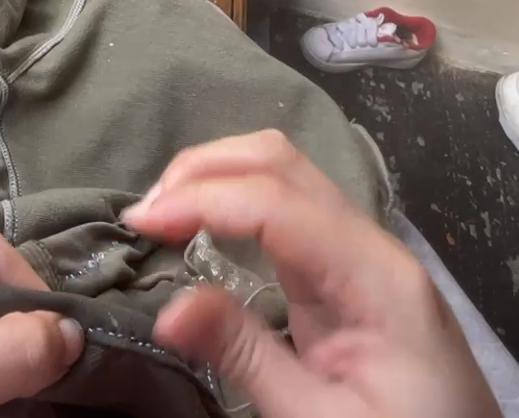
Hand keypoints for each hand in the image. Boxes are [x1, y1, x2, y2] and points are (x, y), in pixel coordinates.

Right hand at [123, 131, 498, 417]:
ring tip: (163, 212)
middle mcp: (372, 245)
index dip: (200, 199)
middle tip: (146, 213)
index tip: (140, 223)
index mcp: (378, 279)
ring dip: (214, 174)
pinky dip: (231, 196)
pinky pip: (283, 202)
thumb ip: (245, 357)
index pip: (276, 202)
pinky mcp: (345, 265)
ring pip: (280, 169)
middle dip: (203, 169)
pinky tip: (200, 221)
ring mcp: (361, 250)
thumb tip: (165, 309)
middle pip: (279, 161)